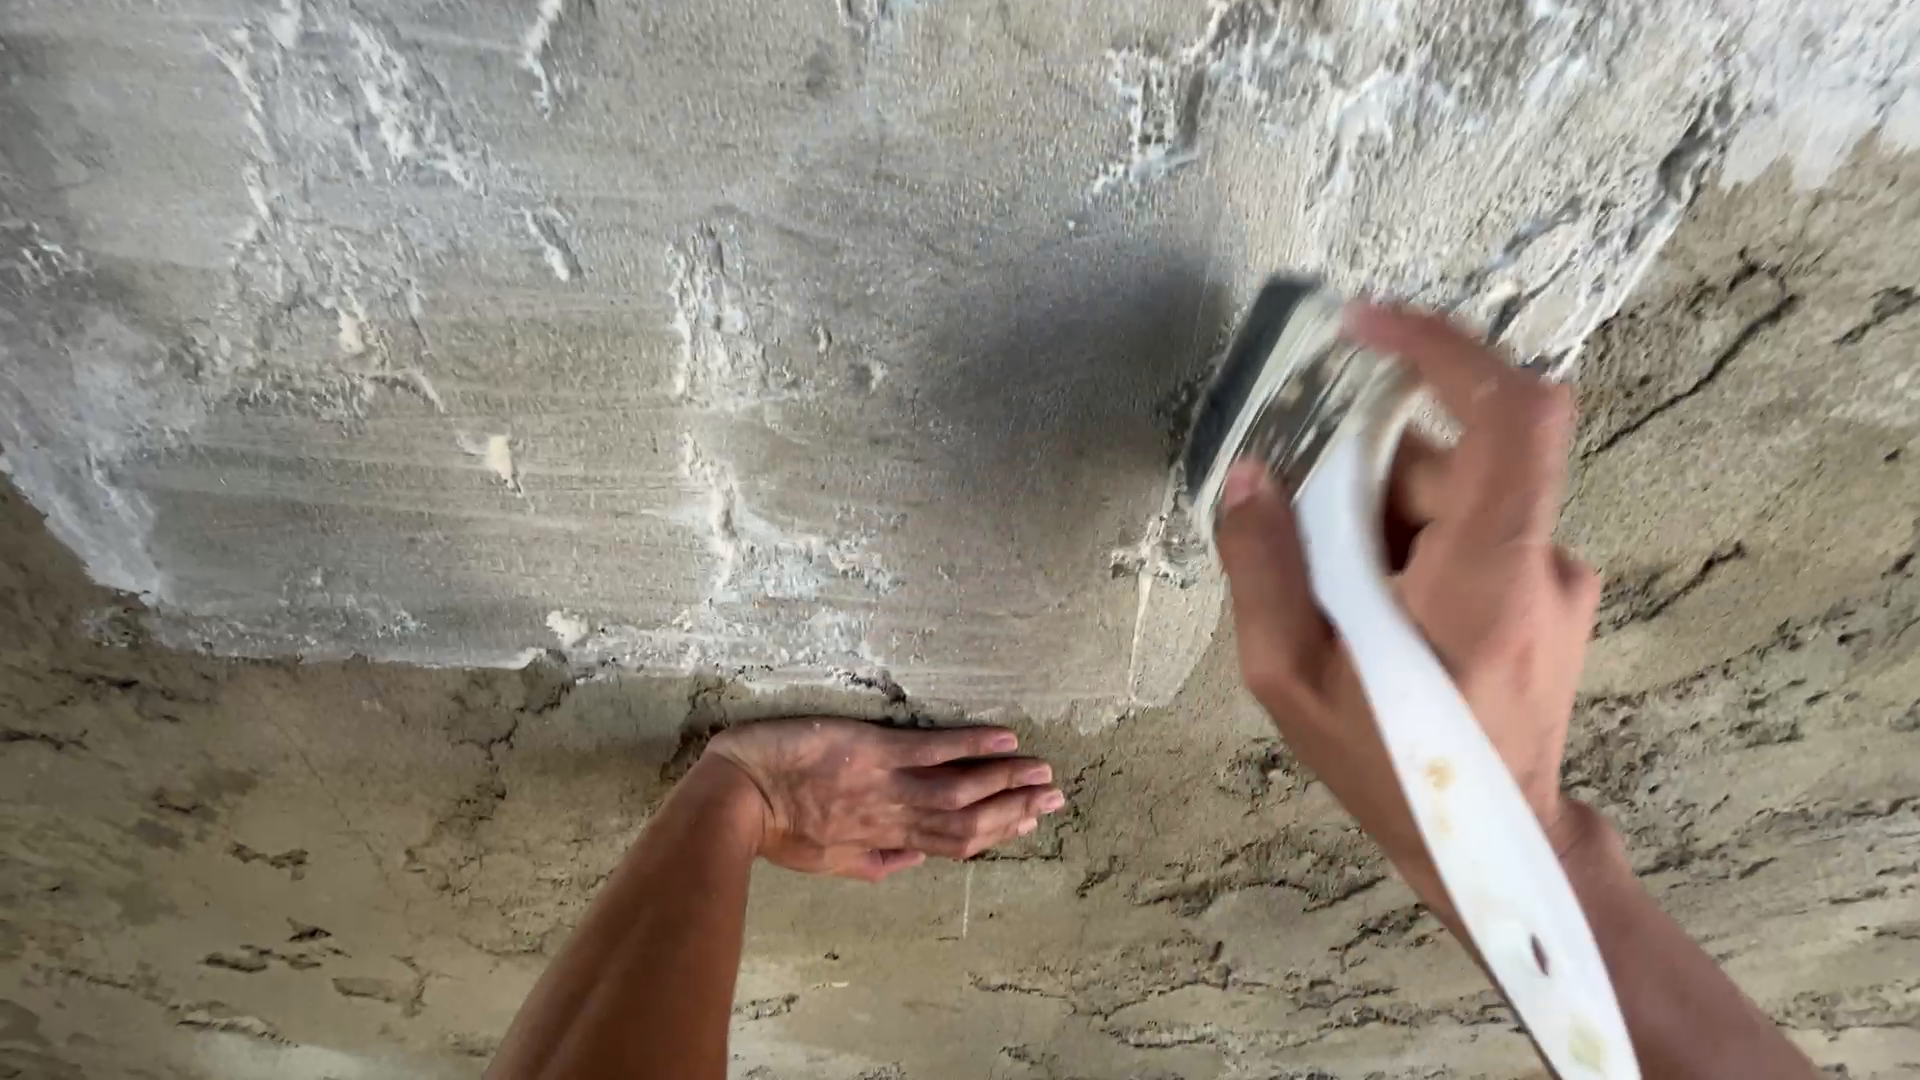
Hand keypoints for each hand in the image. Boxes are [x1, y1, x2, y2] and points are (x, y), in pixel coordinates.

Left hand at [703, 718, 1064, 882]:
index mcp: (885, 841)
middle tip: (1055, 798)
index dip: (995, 834)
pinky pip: (933, 750)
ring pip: (960, 786)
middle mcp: (896, 816)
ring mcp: (889, 782)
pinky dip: (971, 746)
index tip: (1027, 823)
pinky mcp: (876, 750)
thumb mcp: (824, 861)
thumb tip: (912, 860)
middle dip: (1015, 809)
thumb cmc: (775, 828)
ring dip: (1006, 780)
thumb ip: (873, 862)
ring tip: (1043, 771)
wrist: (735, 797)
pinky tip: (1003, 740)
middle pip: (968, 818)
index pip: (952, 841)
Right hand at [1214, 301, 1603, 903]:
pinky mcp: (1547, 590)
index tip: (1364, 326)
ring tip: (1340, 608)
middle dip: (1360, 486)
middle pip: (1444, 462)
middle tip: (1308, 555)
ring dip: (1375, 526)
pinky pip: (1463, 528)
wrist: (1494, 843)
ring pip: (1448, 497)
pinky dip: (1403, 545)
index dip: (1443, 351)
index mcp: (1484, 575)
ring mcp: (1553, 575)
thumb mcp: (1285, 674)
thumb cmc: (1384, 765)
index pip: (1509, 417)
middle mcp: (1540, 558)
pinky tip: (1375, 616)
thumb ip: (1260, 567)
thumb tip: (1249, 473)